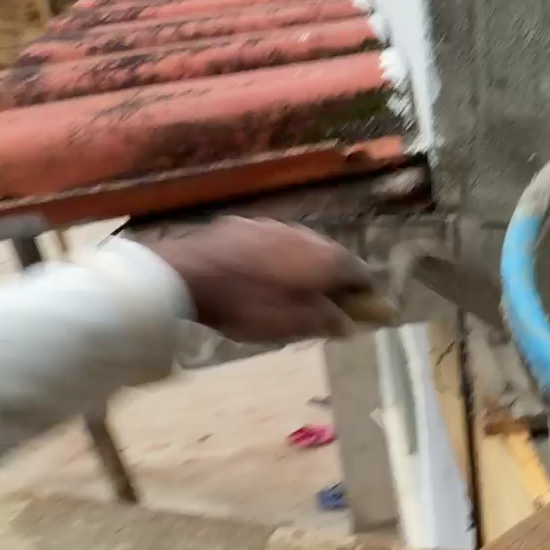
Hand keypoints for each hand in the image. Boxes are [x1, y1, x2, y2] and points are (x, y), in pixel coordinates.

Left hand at [142, 217, 374, 342]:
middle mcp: (309, 236)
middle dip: (333, 281)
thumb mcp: (295, 325)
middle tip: (322, 306)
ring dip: (303, 268)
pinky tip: (257, 276)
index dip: (365, 297)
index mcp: (329, 260)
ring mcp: (275, 226)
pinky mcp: (243, 224)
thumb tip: (351, 323)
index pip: (364, 276)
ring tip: (288, 291)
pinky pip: (271, 244)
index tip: (358, 314)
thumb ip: (330, 322)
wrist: (184, 275)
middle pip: (333, 259)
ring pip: (302, 249)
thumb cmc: (249, 305)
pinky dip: (274, 259)